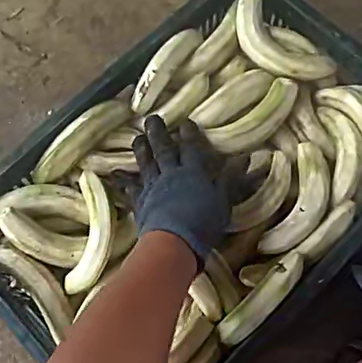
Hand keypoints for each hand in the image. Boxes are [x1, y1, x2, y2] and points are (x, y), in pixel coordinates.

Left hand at [130, 115, 240, 264]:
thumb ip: (231, 179)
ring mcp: (153, 188)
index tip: (185, 122)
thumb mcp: (224, 201)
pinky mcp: (141, 203)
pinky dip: (124, 181)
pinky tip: (116, 175)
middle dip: (158, 133)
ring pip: (146, 164)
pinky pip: (131, 189)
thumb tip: (245, 157)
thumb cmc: (204, 223)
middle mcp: (171, 174)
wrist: (174, 243)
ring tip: (137, 138)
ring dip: (141, 150)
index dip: (188, 134)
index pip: (190, 147)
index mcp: (193, 172)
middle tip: (151, 119)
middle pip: (163, 150)